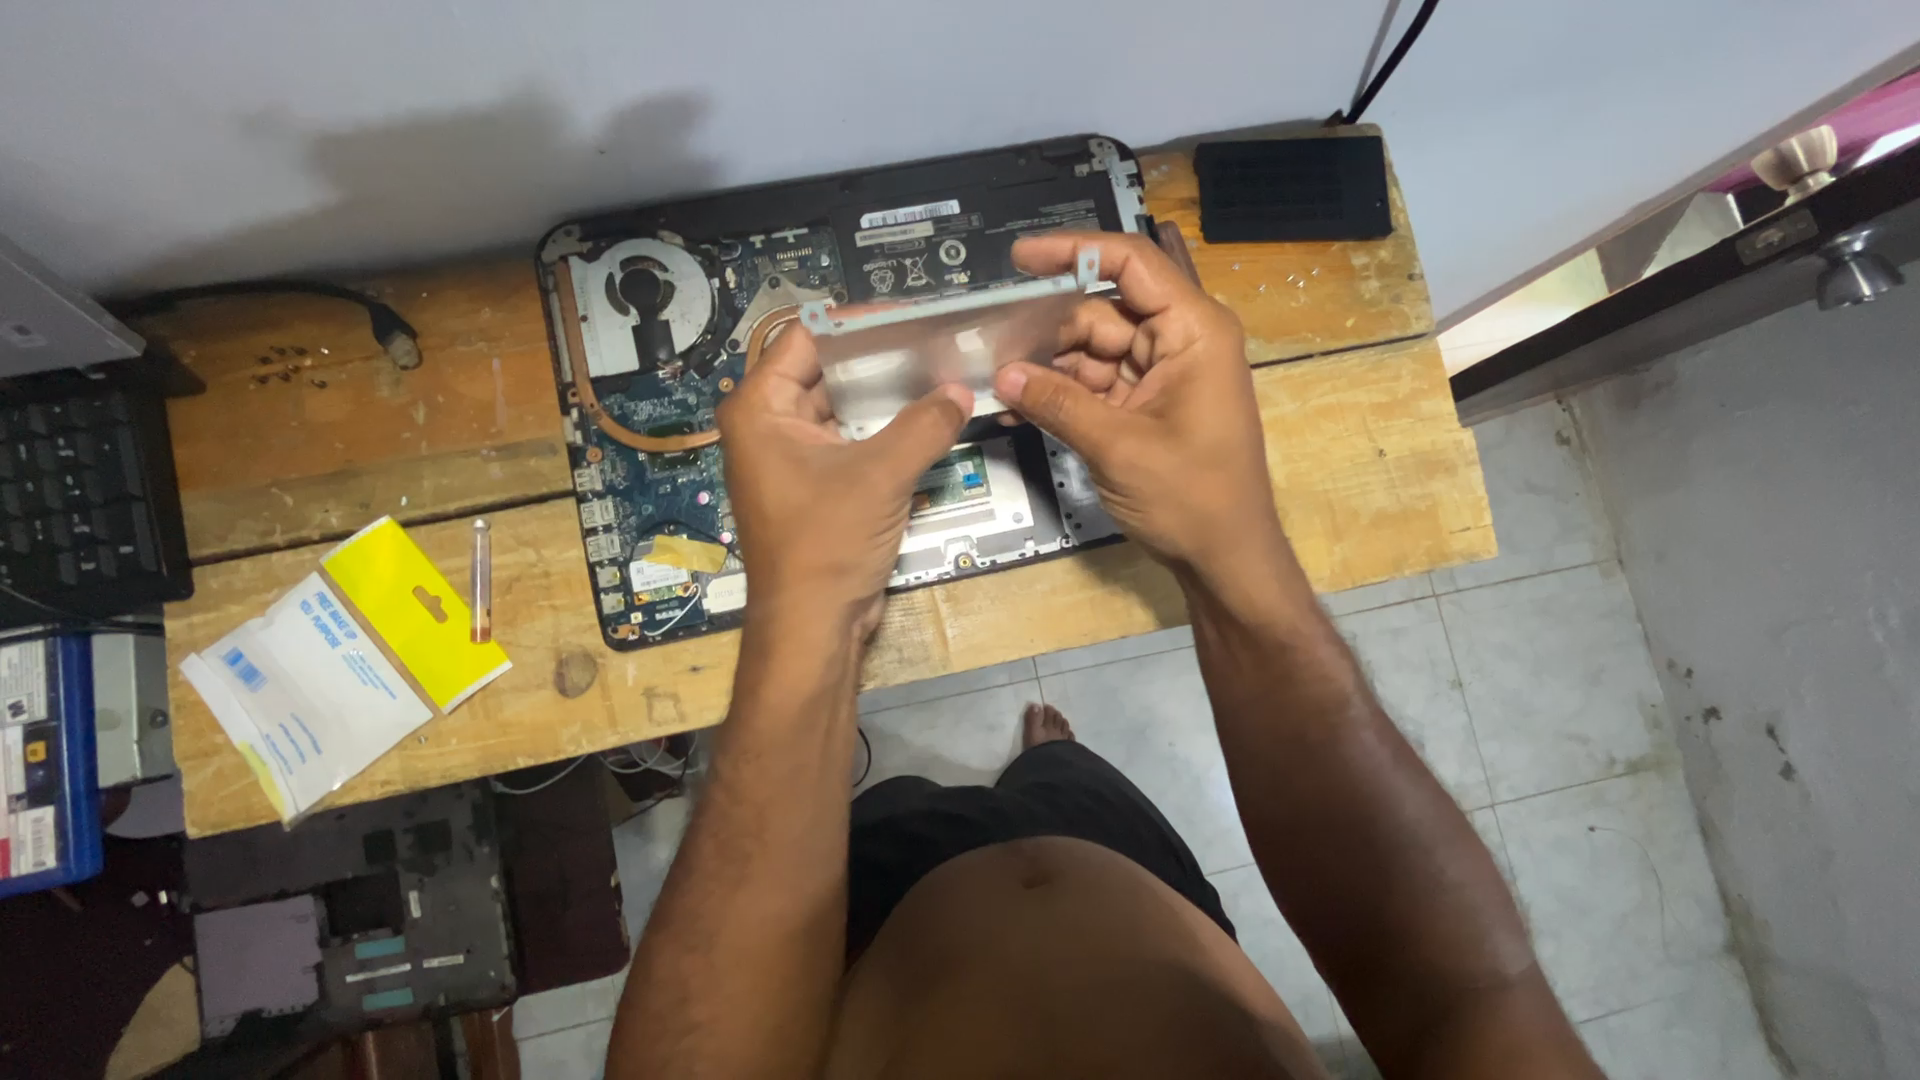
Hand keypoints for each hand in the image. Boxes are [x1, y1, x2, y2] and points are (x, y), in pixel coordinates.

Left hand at [718, 325, 972, 634]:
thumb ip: (924, 426)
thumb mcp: (880, 476)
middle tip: (933, 344)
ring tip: (937, 376)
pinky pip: (850, 443)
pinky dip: (882, 433)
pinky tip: (925, 422)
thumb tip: (960, 391)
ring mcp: (791, 458)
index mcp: (760, 409)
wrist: (812, 625)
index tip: (910, 317)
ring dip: (885, 398)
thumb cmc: (827, 543)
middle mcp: (767, 426)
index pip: (808, 339)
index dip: (858, 325)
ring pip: (842, 409)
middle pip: (826, 372)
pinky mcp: (814, 486)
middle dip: (878, 360)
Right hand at [992, 232, 1282, 581]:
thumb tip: (1003, 375)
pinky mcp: (1145, 406)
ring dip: (1050, 369)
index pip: (1130, 264)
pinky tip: (1022, 409)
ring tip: (1003, 389)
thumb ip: (1059, 403)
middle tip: (996, 353)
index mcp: (1192, 331)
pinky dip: (1063, 396)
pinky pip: (1096, 386)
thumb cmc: (1191, 497)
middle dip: (1050, 331)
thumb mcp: (1118, 447)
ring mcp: (1161, 375)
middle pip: (1102, 311)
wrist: (1224, 557)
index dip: (1073, 252)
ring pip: (1092, 350)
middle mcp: (1178, 341)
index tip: (1019, 259)